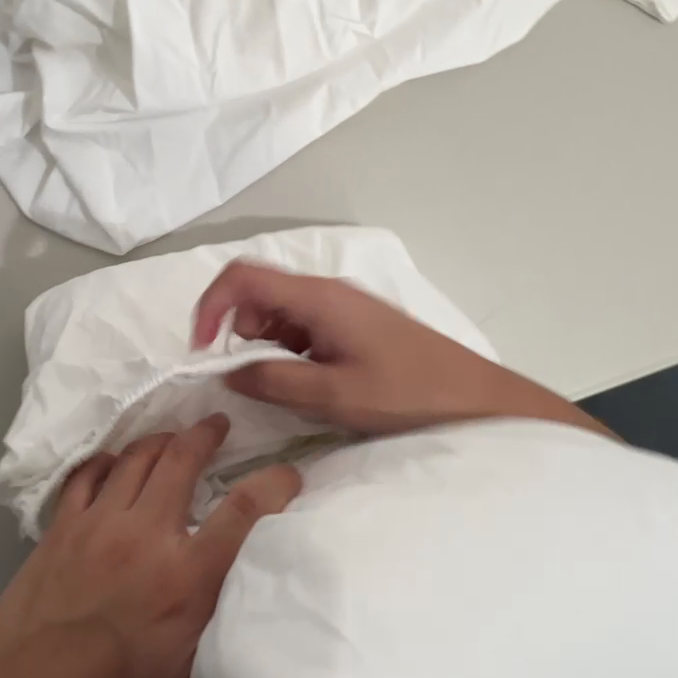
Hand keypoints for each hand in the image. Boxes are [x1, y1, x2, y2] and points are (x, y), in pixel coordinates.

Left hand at [0, 414, 301, 677]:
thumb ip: (216, 633)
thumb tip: (242, 617)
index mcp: (187, 579)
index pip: (244, 513)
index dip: (273, 484)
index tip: (288, 474)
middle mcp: (146, 536)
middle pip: (182, 460)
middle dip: (205, 434)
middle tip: (217, 424)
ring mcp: (99, 524)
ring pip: (135, 457)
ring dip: (159, 440)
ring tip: (172, 435)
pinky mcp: (63, 526)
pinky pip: (88, 474)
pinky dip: (106, 461)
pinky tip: (114, 461)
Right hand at [192, 260, 612, 438]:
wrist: (478, 400)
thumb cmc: (409, 394)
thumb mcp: (334, 395)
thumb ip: (274, 381)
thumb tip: (228, 372)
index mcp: (318, 298)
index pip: (242, 277)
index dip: (210, 305)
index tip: (199, 350)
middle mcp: (325, 292)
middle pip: (257, 293)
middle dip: (238, 332)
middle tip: (254, 377)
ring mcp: (340, 307)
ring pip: (277, 312)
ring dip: (264, 345)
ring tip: (287, 385)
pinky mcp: (351, 324)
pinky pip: (300, 328)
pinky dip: (288, 351)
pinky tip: (310, 382)